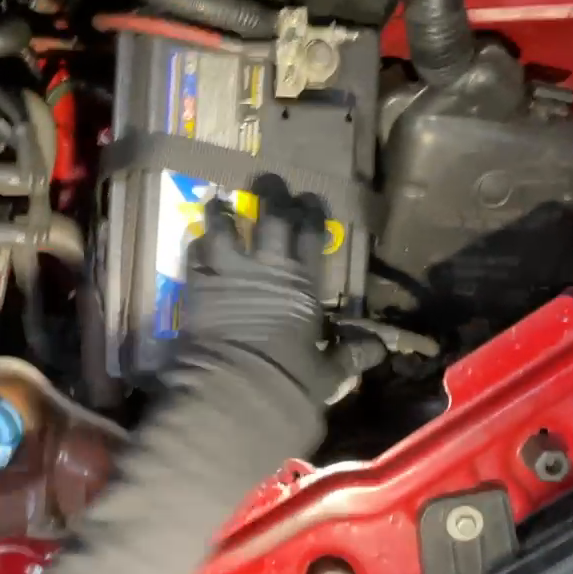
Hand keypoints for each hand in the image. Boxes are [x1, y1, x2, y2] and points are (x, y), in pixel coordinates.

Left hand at [176, 174, 383, 402]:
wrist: (231, 392)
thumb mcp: (325, 375)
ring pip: (224, 227)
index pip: (311, 235)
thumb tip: (378, 351)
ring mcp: (227, 272)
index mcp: (302, 284)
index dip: (311, 213)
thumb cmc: (286, 384)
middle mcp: (266, 268)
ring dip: (223, 212)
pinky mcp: (196, 286)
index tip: (309, 199)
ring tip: (220, 201)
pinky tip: (195, 238)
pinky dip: (195, 242)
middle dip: (272, 196)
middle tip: (268, 181)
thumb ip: (348, 357)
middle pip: (270, 219)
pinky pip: (194, 253)